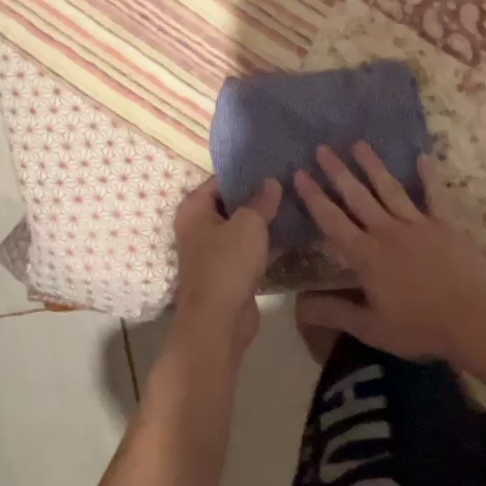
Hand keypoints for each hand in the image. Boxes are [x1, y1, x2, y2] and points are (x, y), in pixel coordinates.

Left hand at [171, 177, 280, 354]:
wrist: (219, 321)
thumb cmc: (227, 263)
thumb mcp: (249, 224)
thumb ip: (261, 200)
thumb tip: (271, 181)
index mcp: (193, 208)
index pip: (220, 180)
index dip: (245, 172)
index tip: (272, 165)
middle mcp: (197, 227)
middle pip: (229, 203)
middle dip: (256, 196)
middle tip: (287, 183)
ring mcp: (211, 252)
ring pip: (239, 228)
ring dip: (261, 221)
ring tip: (292, 204)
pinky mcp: (226, 272)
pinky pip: (246, 249)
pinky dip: (262, 243)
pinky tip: (287, 234)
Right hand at [290, 144, 485, 360]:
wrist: (472, 319)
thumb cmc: (419, 327)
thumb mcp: (370, 327)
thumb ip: (334, 312)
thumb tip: (298, 304)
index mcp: (366, 256)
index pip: (333, 222)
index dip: (314, 198)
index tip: (299, 174)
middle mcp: (388, 232)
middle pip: (358, 197)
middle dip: (338, 172)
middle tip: (322, 148)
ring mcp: (418, 225)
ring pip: (390, 190)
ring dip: (373, 166)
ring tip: (359, 143)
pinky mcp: (445, 226)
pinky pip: (434, 196)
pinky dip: (428, 177)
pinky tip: (423, 158)